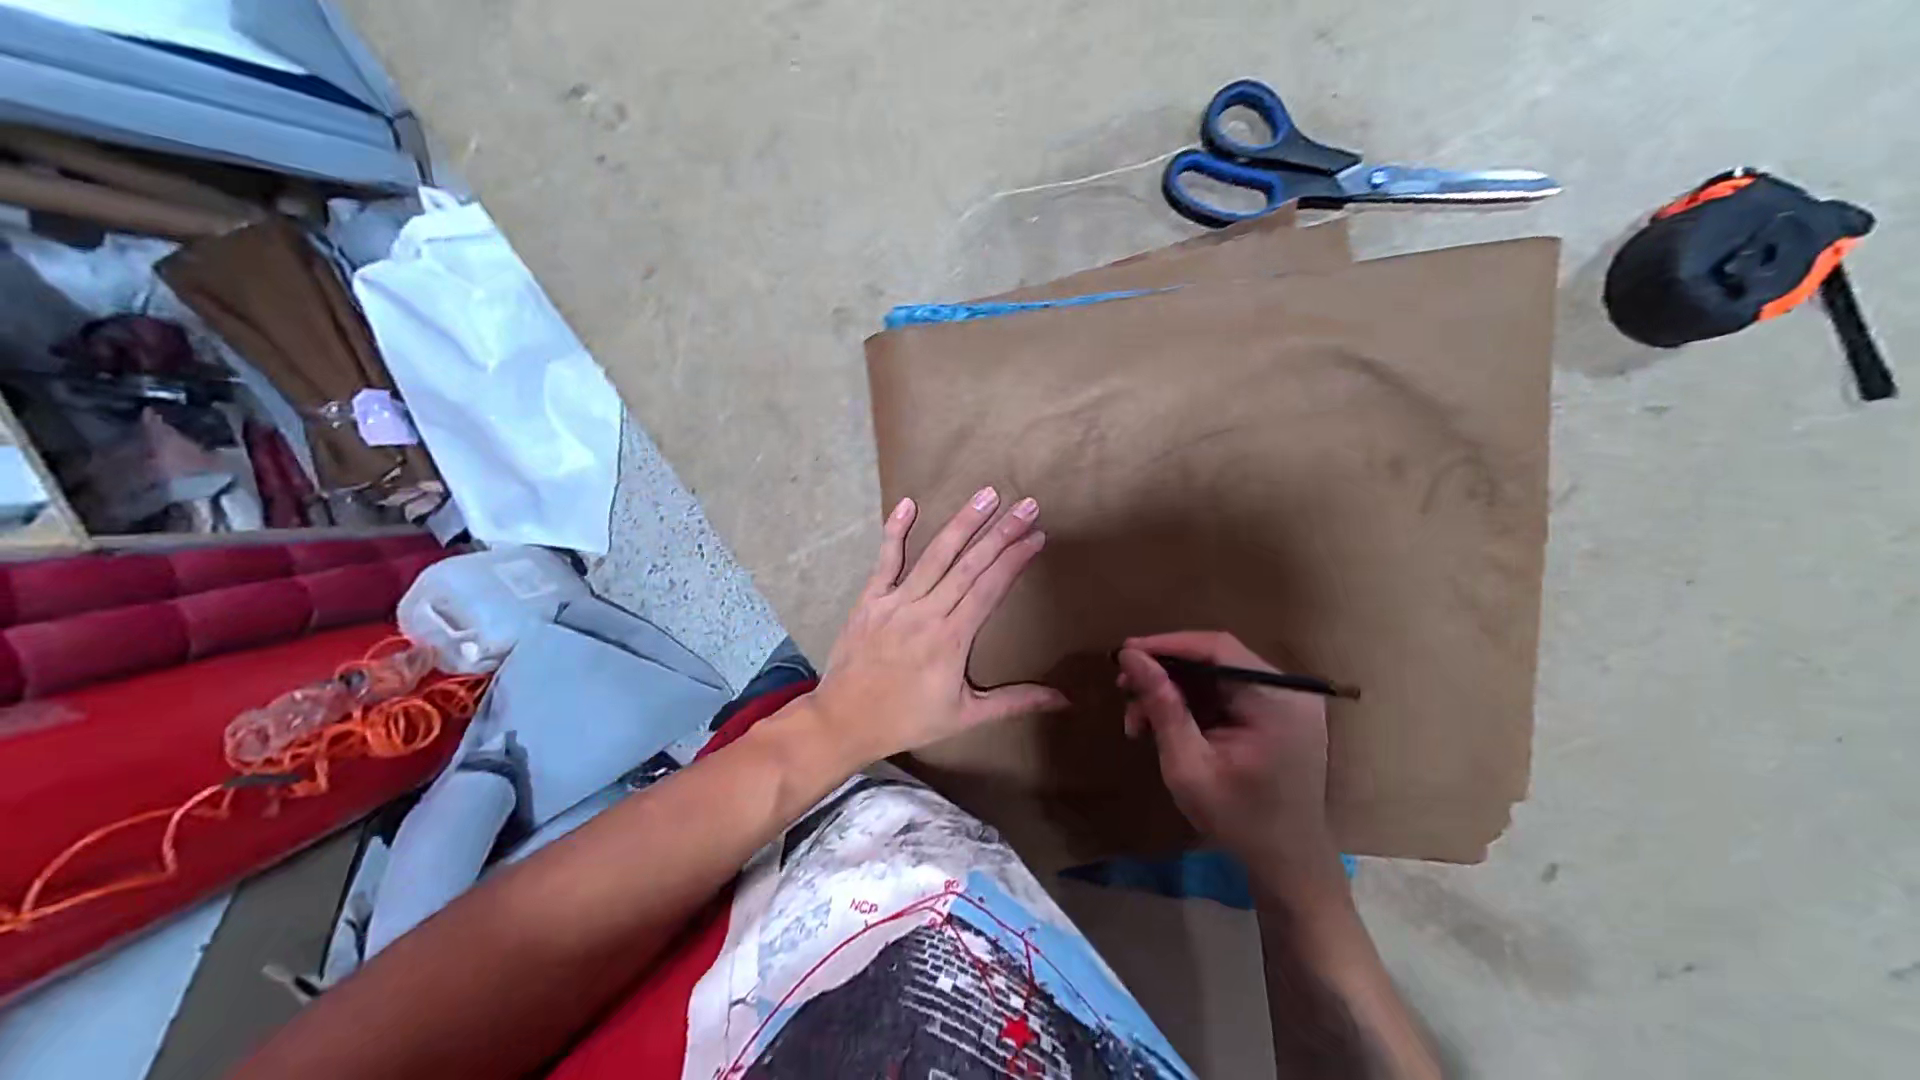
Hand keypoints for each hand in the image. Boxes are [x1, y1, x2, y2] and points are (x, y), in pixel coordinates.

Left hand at [803, 488, 1067, 769]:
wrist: (844, 721)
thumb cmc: (907, 719)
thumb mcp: (965, 715)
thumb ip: (1014, 701)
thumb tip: (1063, 701)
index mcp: (951, 638)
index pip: (990, 587)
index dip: (1015, 559)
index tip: (1037, 535)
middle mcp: (925, 612)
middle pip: (969, 564)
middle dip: (1001, 532)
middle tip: (1026, 504)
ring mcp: (895, 602)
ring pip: (934, 555)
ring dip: (962, 523)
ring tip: (986, 494)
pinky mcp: (870, 599)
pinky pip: (885, 560)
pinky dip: (895, 531)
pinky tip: (908, 504)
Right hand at [1116, 631, 1341, 886]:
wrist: (1287, 865)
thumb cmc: (1239, 820)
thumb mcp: (1188, 765)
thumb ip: (1162, 706)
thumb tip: (1130, 656)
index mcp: (1276, 701)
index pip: (1217, 649)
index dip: (1167, 645)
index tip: (1124, 653)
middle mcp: (1287, 691)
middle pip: (1214, 659)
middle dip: (1164, 671)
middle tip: (1123, 687)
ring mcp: (1284, 703)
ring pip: (1214, 676)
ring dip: (1172, 691)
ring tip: (1137, 719)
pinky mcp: (1274, 715)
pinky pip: (1224, 694)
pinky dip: (1190, 704)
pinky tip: (1161, 725)